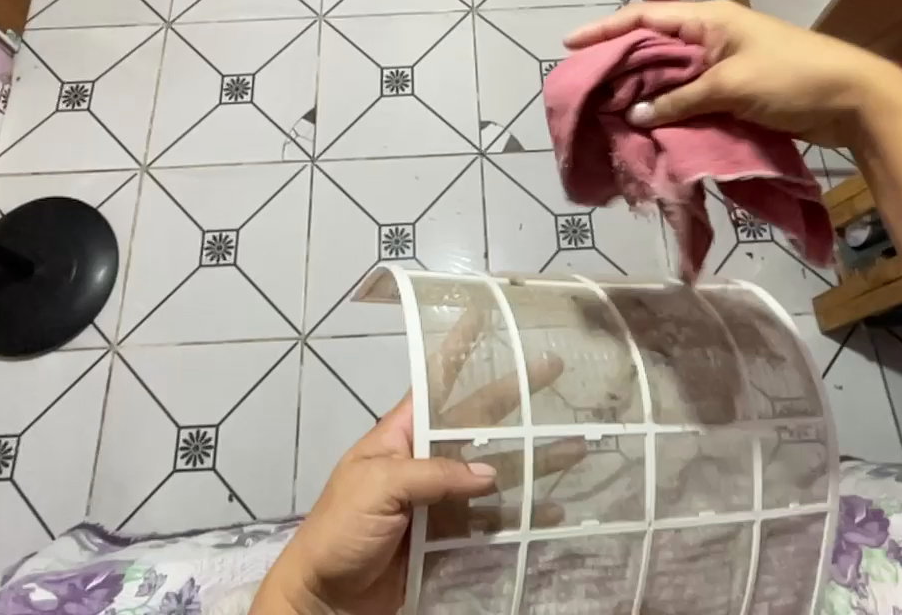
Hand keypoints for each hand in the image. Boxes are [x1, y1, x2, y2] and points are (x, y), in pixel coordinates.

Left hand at [255, 311, 577, 614]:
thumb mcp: (377, 485)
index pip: (437, 381)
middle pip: (481, 421)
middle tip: (554, 369)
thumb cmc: (340, 526)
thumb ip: (433, 475)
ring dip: (534, 460)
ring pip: (496, 471)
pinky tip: (552, 512)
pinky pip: (493, 522)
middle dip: (516, 396)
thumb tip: (490, 474)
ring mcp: (443, 498)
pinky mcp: (451, 536)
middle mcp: (430, 458)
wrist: (327, 596)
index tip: (483, 315)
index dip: (459, 348)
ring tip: (575, 447)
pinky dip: (522, 517)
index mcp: (405, 433)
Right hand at [563, 0, 901, 146]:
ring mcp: (723, 63)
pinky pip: (689, 95)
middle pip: (653, 46)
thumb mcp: (730, 86)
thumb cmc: (791, 78)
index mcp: (708, 20)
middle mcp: (710, 36)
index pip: (645, 17)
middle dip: (619, 63)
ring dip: (642, 89)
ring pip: (669, 74)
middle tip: (586, 83)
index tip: (570, 44)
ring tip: (608, 106)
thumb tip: (635, 115)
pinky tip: (647, 121)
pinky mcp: (734, 90)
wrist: (853, 99)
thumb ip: (679, 100)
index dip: (606, 29)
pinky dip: (668, 107)